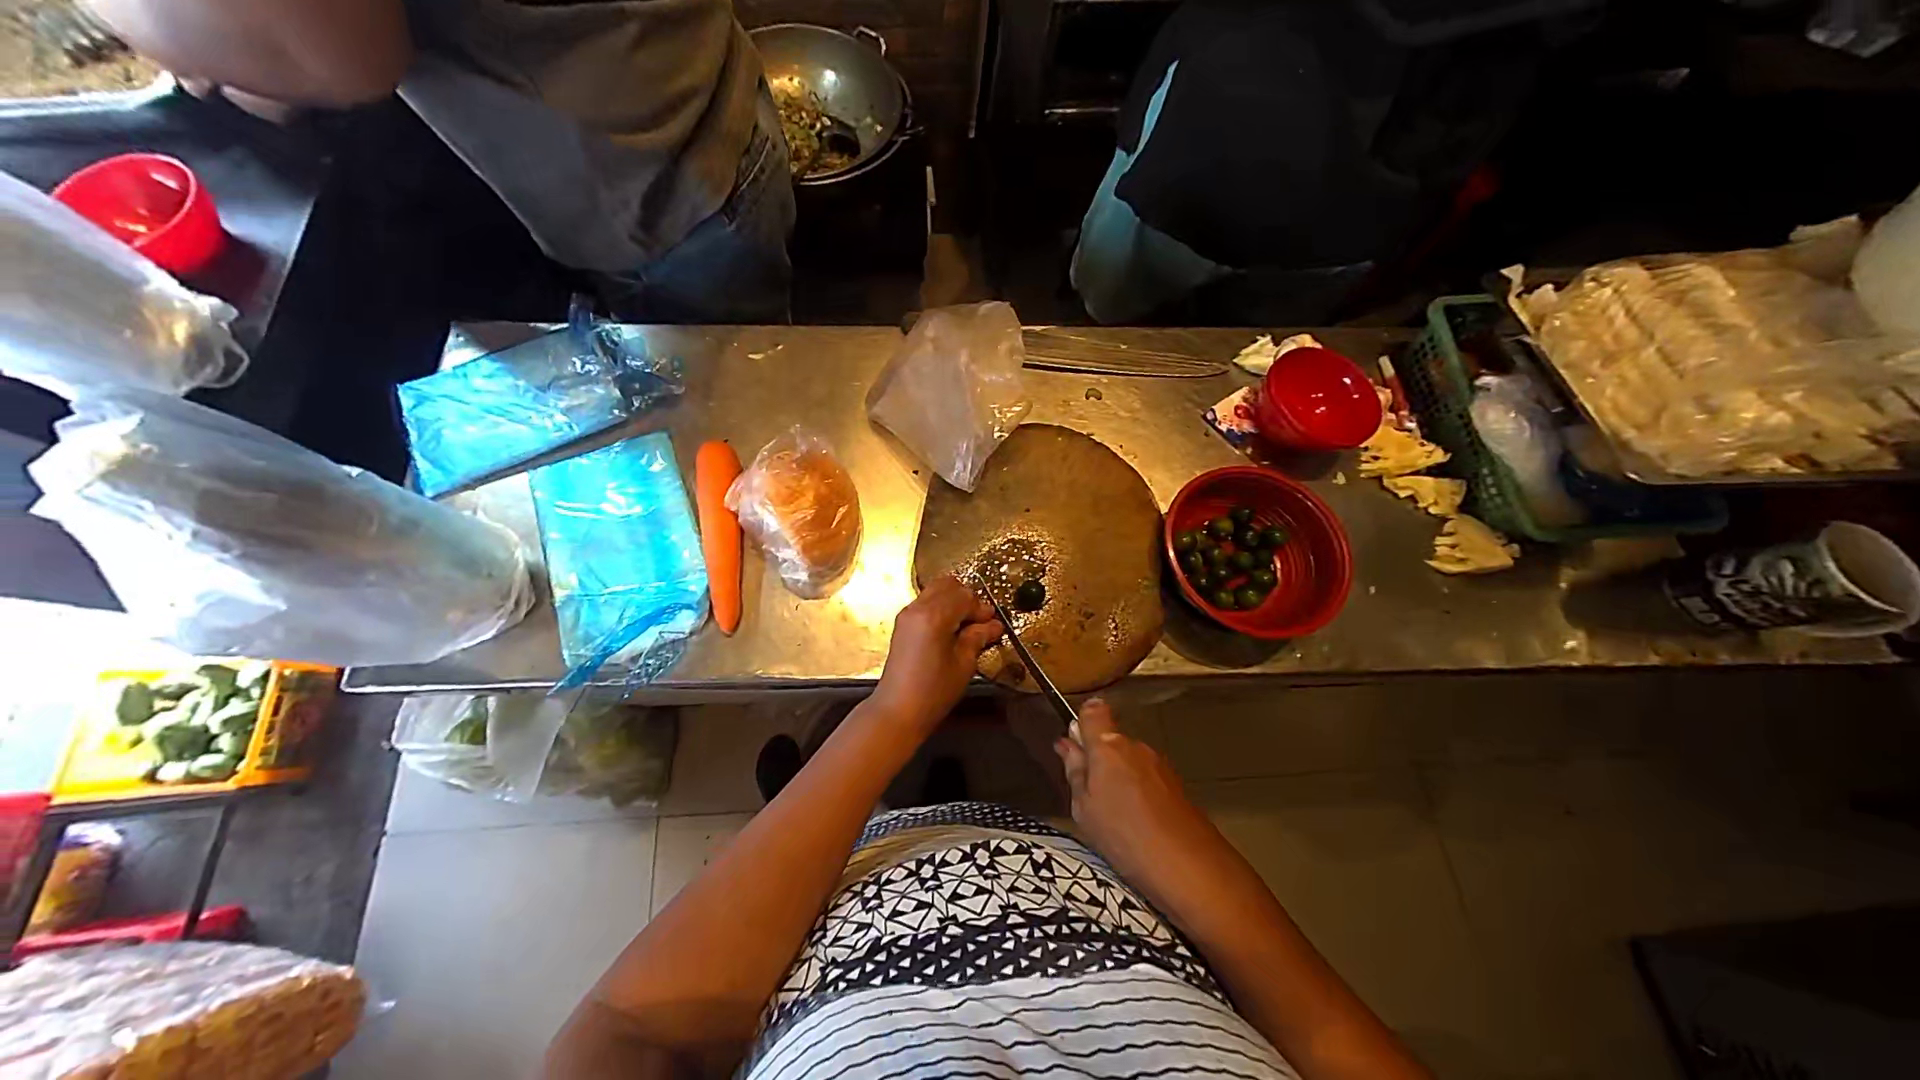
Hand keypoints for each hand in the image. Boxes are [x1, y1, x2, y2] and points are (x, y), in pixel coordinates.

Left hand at [869, 574, 1003, 738]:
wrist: (897, 711)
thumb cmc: (932, 692)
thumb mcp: (963, 664)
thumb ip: (977, 638)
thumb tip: (992, 625)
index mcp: (934, 616)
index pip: (965, 596)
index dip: (982, 608)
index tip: (992, 624)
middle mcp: (917, 609)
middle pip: (948, 585)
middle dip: (967, 599)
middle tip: (980, 621)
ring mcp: (907, 615)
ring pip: (935, 591)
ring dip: (953, 602)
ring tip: (966, 628)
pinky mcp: (902, 625)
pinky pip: (925, 604)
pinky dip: (941, 609)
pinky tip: (950, 632)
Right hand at [1055, 699, 1221, 885]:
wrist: (1187, 865)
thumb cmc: (1123, 835)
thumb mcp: (1084, 807)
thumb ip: (1075, 770)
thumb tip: (1067, 743)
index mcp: (1108, 746)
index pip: (1093, 710)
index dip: (1082, 722)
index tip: (1075, 746)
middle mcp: (1136, 747)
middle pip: (1112, 740)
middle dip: (1100, 759)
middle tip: (1090, 794)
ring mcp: (1160, 764)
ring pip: (1130, 761)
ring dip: (1121, 778)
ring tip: (1116, 816)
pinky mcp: (1176, 784)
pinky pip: (1148, 778)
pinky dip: (1140, 792)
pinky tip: (1138, 823)